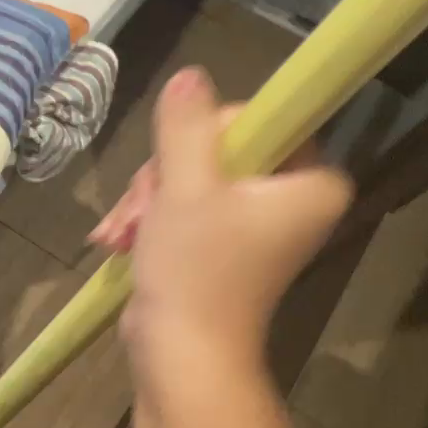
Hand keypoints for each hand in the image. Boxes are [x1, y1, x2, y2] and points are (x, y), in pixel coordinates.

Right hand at [89, 67, 350, 374]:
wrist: (180, 352)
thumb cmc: (195, 270)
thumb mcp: (184, 188)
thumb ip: (186, 127)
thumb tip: (189, 74)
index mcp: (309, 180)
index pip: (257, 120)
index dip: (203, 136)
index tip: (172, 170)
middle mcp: (289, 198)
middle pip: (215, 150)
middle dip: (162, 178)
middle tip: (140, 209)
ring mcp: (253, 224)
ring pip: (188, 178)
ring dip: (145, 202)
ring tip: (121, 234)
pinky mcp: (219, 244)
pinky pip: (181, 207)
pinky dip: (147, 220)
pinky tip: (118, 240)